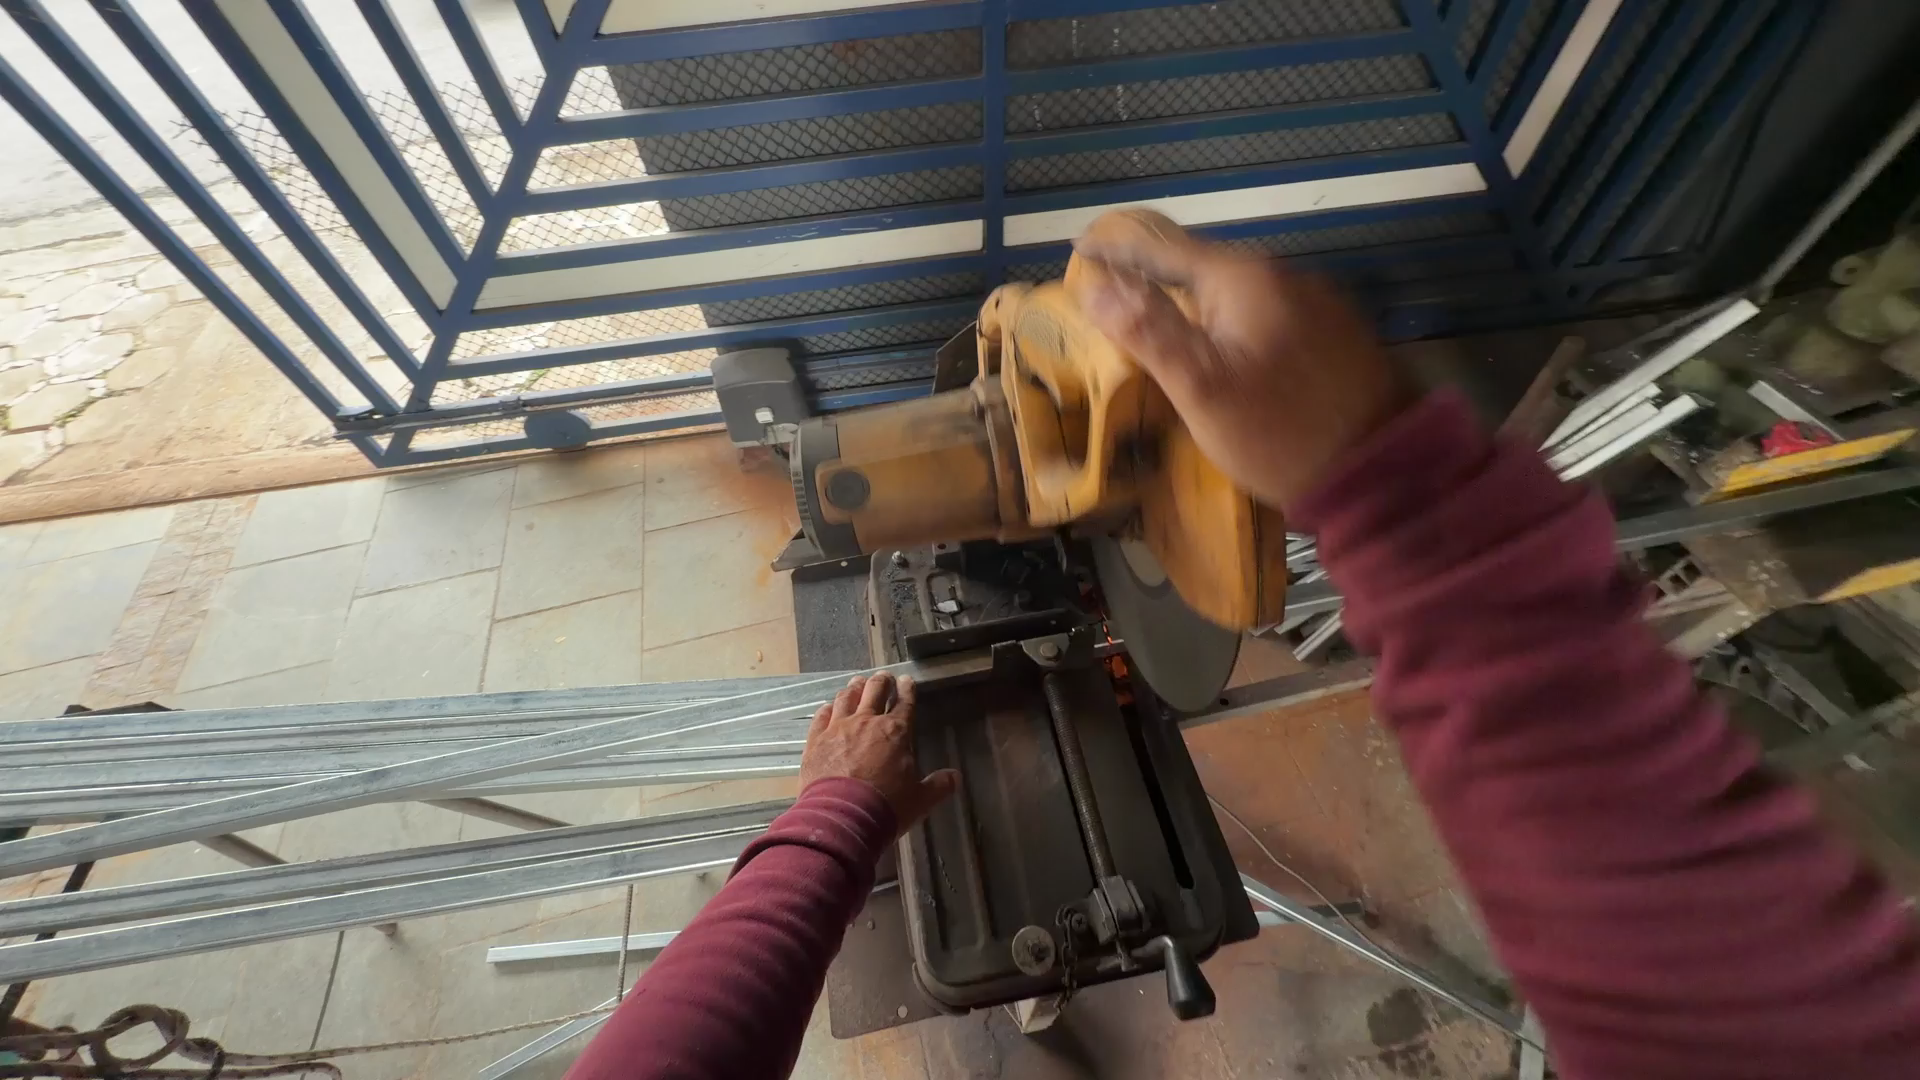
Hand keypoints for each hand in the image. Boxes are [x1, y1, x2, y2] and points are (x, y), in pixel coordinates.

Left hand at [799, 673, 958, 836]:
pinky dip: (827, 708)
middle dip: (881, 681)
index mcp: (896, 731)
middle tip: (883, 677)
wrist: (841, 818)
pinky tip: (828, 707)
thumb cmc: (885, 807)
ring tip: (857, 683)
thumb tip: (956, 777)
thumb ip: (939, 786)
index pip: (905, 702)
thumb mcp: (920, 800)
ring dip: (854, 688)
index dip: (907, 688)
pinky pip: (821, 716)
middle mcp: (867, 722)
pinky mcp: (816, 739)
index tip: (907, 680)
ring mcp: (839, 728)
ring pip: (847, 697)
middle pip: (874, 690)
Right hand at [1068, 209, 1410, 509]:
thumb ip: (1147, 331)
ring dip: (1187, 301)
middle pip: (1198, 267)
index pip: (1164, 248)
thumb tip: (1093, 284)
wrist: (1378, 469)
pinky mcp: (1326, 333)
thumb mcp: (1201, 386)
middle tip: (1107, 291)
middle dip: (1150, 275)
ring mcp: (1310, 303)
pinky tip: (1212, 345)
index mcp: (1243, 279)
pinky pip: (1256, 314)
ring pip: (1229, 293)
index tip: (1079, 248)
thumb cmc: (1277, 431)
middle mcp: (1280, 276)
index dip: (1117, 249)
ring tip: (1148, 317)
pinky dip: (1222, 322)